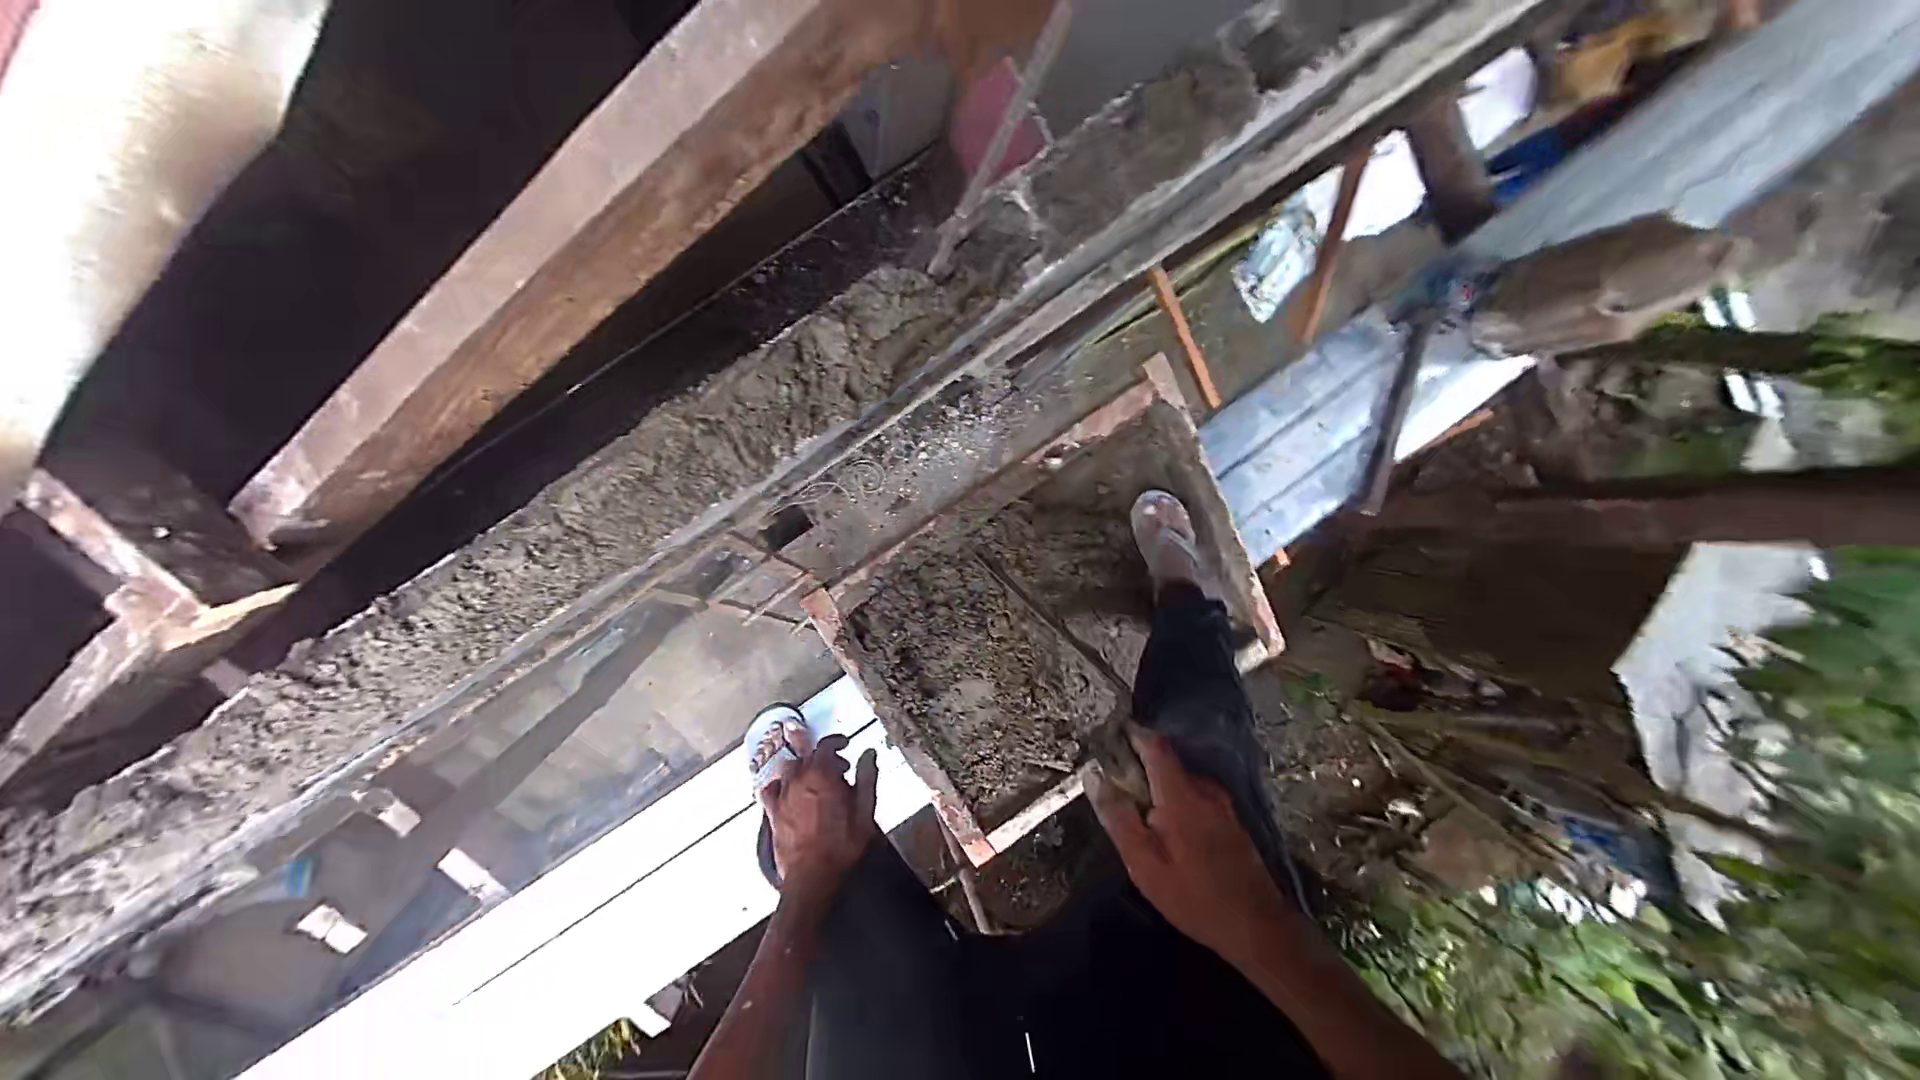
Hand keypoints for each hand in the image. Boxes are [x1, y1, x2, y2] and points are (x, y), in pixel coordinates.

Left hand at [761, 733, 878, 901]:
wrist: (812, 878)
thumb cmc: (841, 847)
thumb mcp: (865, 812)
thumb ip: (867, 778)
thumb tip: (869, 754)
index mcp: (822, 776)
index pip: (825, 745)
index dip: (836, 742)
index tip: (845, 744)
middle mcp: (798, 780)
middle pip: (809, 756)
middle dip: (826, 759)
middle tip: (841, 771)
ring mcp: (782, 796)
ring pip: (790, 769)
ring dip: (806, 769)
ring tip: (819, 782)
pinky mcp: (773, 813)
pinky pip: (771, 788)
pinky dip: (781, 785)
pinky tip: (791, 792)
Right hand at [1087, 727, 1288, 961]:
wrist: (1258, 929)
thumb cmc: (1193, 895)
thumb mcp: (1143, 862)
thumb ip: (1117, 816)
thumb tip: (1094, 776)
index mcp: (1181, 795)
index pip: (1155, 746)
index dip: (1133, 734)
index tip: (1112, 732)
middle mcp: (1205, 790)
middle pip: (1168, 764)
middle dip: (1141, 768)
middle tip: (1118, 789)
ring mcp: (1223, 806)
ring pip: (1183, 782)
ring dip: (1160, 788)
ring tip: (1141, 815)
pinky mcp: (1232, 822)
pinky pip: (1197, 797)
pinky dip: (1177, 802)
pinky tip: (1170, 832)